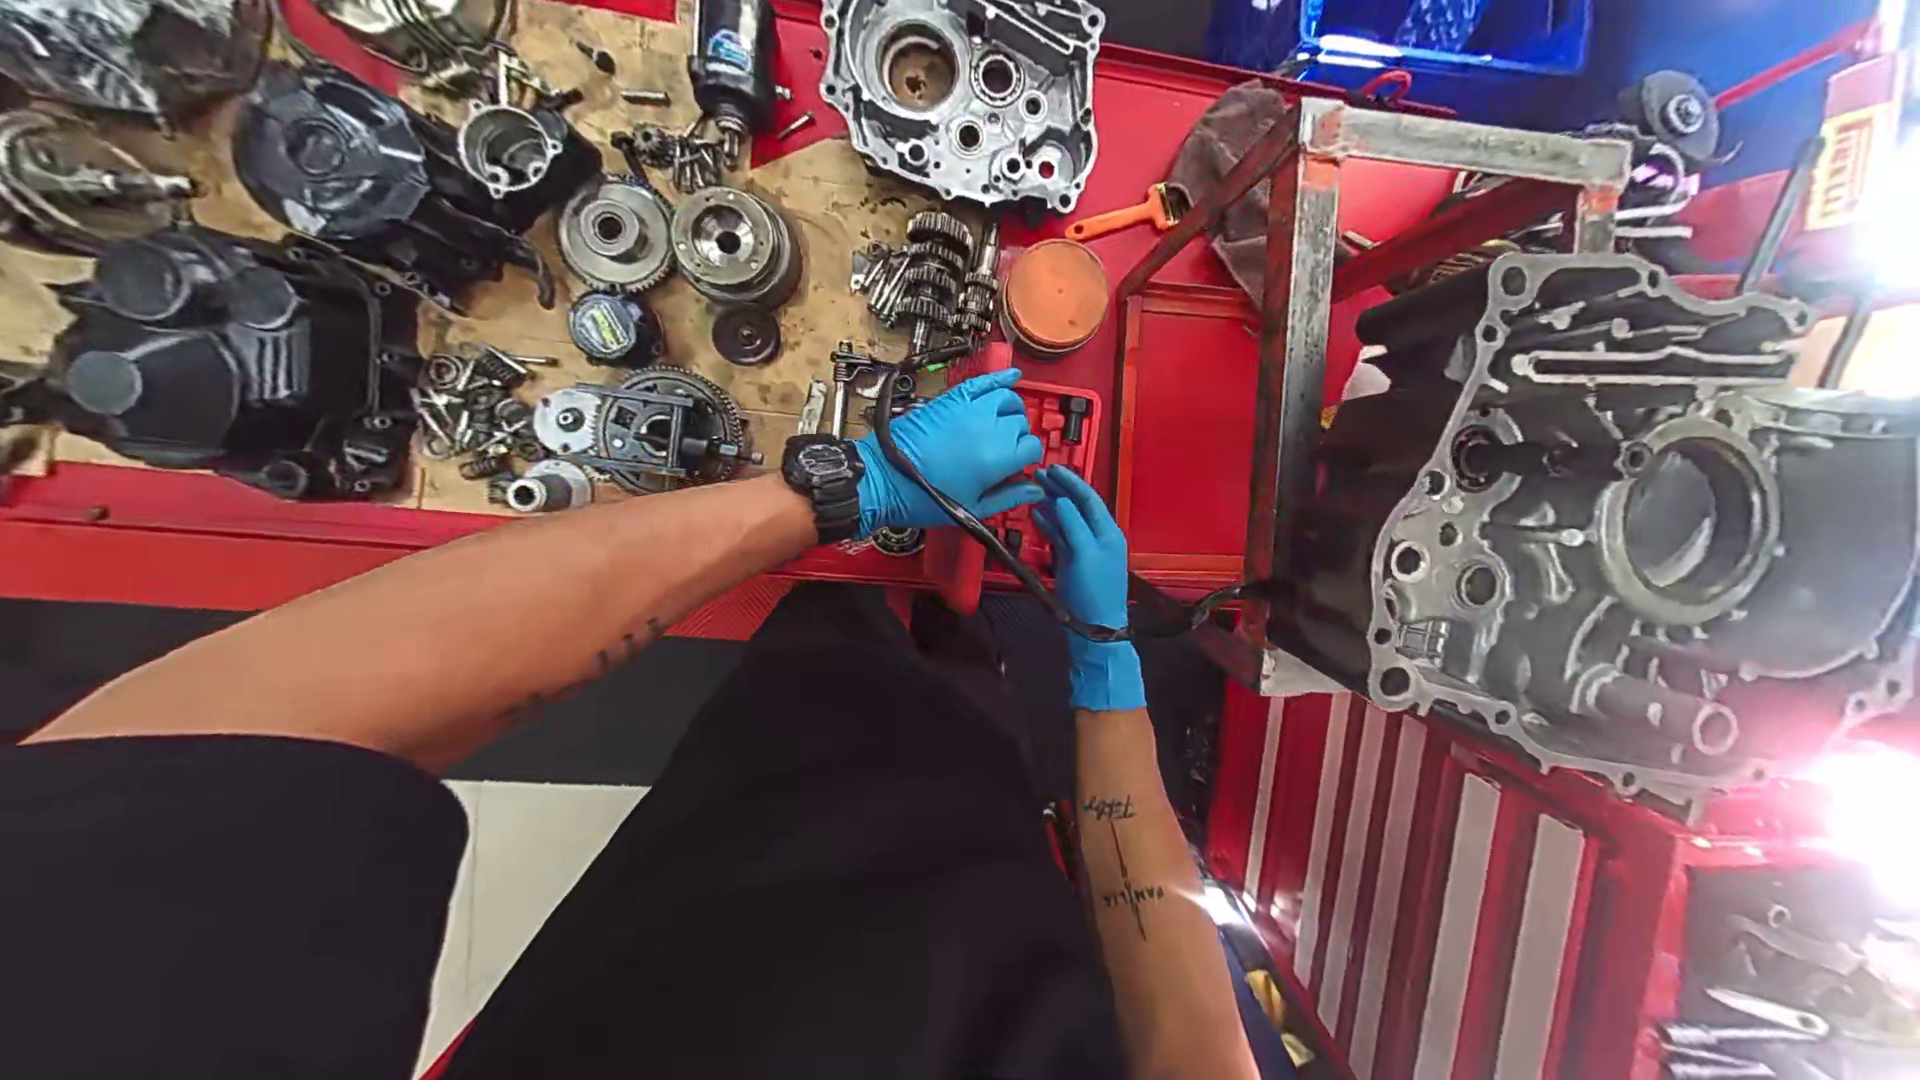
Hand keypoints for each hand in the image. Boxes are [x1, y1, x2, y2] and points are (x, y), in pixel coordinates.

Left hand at [854, 368, 1044, 538]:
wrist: (882, 480)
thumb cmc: (920, 498)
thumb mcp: (971, 510)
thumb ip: (1008, 497)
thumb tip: (1034, 490)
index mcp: (997, 459)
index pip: (1031, 448)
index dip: (1027, 458)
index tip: (1018, 466)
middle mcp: (987, 429)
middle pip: (1020, 423)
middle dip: (1018, 436)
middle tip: (1006, 450)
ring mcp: (968, 410)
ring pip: (1007, 398)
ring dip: (1012, 409)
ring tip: (1006, 420)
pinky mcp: (950, 399)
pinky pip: (982, 381)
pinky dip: (999, 377)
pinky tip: (1011, 376)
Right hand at [1032, 465, 1145, 712]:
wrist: (1094, 628)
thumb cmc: (1094, 592)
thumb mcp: (1084, 555)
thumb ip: (1073, 525)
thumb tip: (1060, 500)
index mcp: (1106, 532)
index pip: (1088, 498)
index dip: (1070, 482)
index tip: (1052, 468)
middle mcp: (1097, 536)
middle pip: (1077, 505)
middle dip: (1059, 489)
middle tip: (1038, 474)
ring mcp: (1083, 548)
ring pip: (1066, 519)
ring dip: (1051, 504)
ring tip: (1033, 490)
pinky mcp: (1072, 561)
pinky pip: (1059, 536)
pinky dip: (1048, 524)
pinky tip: (1036, 515)